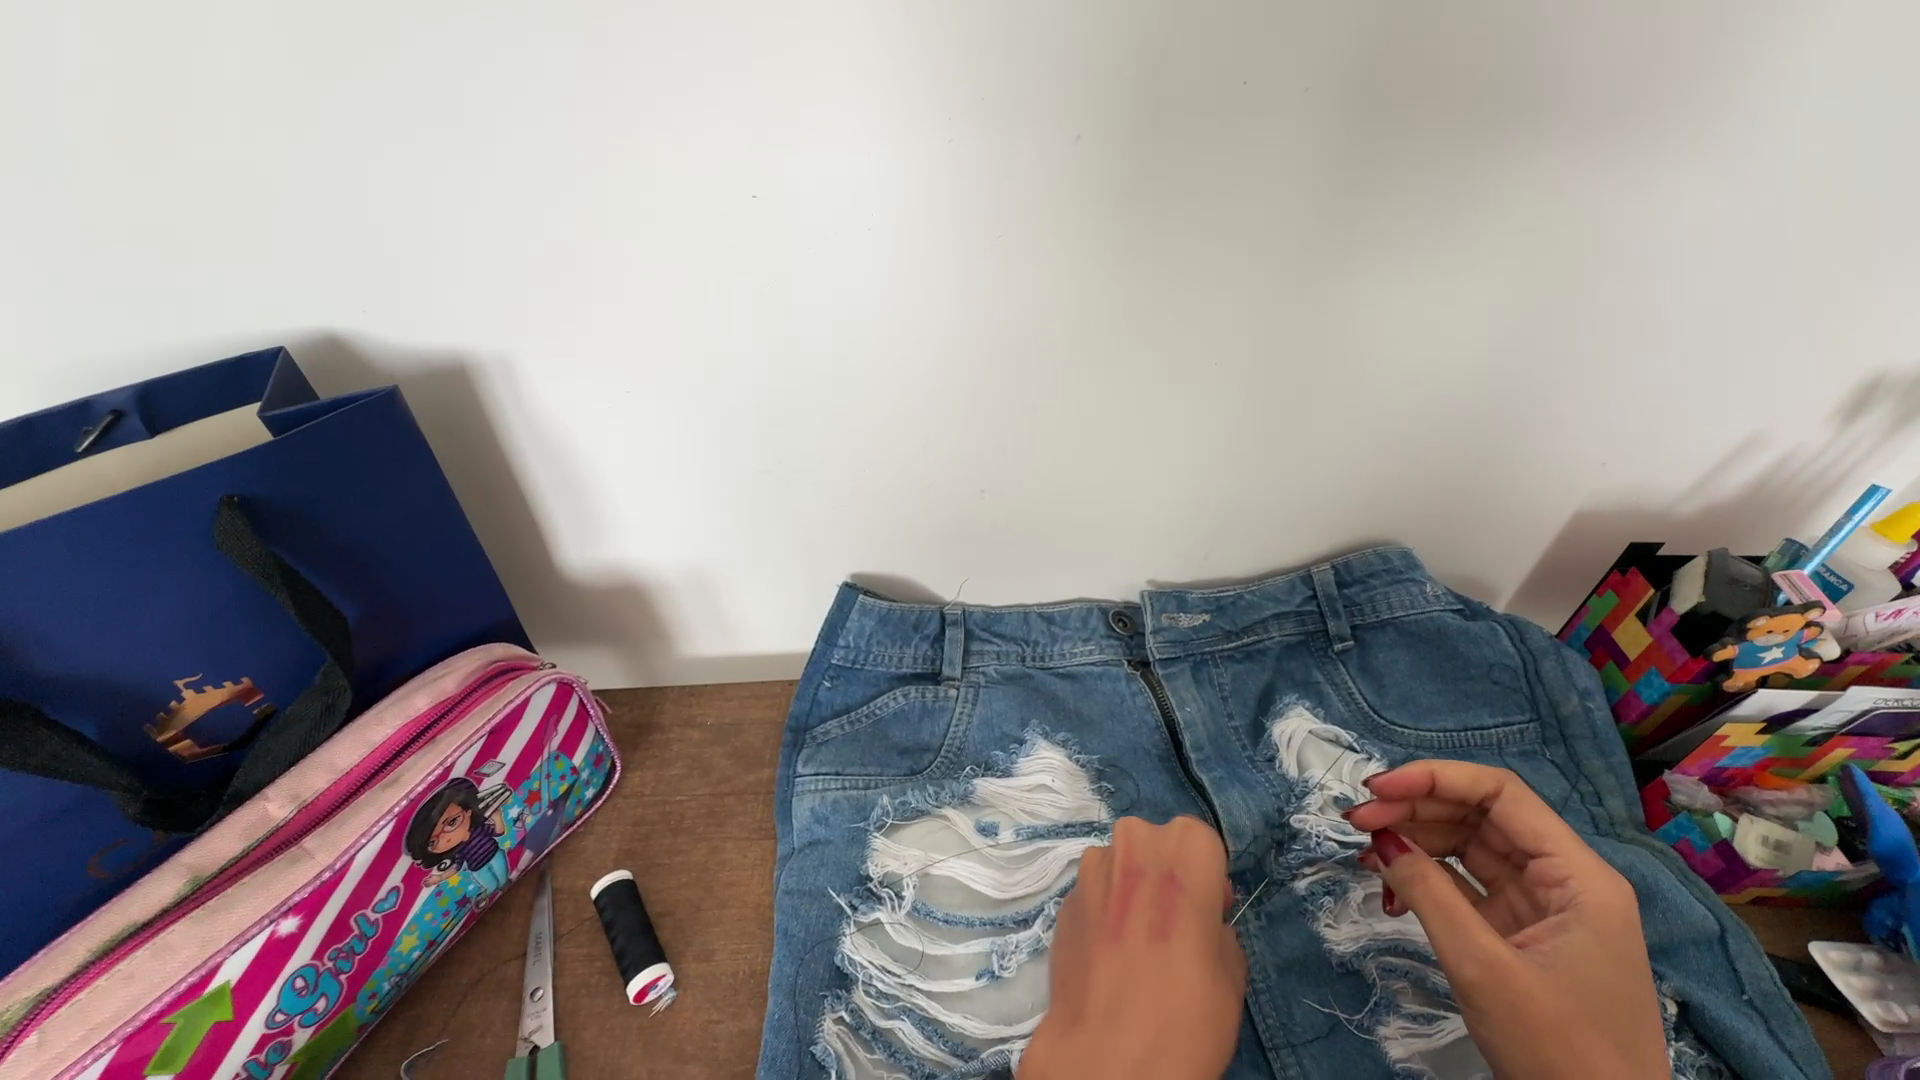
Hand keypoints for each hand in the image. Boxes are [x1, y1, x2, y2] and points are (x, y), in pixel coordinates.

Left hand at [1019, 817, 1247, 1079]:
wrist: (1106, 1057)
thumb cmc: (1185, 1015)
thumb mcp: (1231, 971)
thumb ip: (1217, 925)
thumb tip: (1205, 915)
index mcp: (1184, 850)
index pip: (1201, 839)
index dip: (1205, 874)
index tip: (1208, 908)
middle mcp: (1132, 843)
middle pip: (1154, 844)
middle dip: (1164, 874)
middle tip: (1173, 926)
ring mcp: (1090, 870)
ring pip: (1120, 865)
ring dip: (1129, 890)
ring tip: (1136, 945)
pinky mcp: (1061, 899)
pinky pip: (1093, 893)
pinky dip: (1102, 913)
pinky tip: (1108, 956)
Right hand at [1344, 762, 1666, 1079]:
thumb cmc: (1557, 1047)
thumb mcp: (1482, 966)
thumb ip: (1428, 891)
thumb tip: (1380, 838)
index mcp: (1577, 874)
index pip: (1500, 794)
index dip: (1433, 779)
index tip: (1375, 790)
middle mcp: (1562, 878)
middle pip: (1479, 815)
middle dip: (1413, 811)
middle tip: (1354, 823)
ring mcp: (1541, 905)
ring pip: (1467, 846)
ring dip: (1413, 842)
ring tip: (1363, 853)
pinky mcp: (1519, 932)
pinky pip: (1465, 884)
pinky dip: (1424, 879)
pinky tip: (1388, 887)